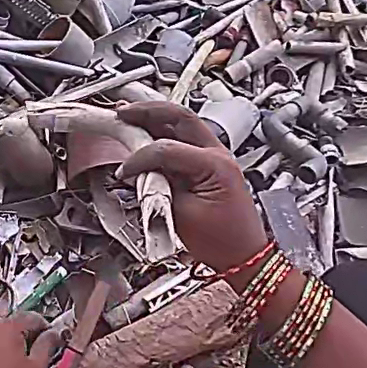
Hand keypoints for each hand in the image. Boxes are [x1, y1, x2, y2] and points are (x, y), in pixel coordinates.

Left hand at [0, 312, 60, 367]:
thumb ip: (48, 345)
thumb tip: (53, 334)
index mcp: (5, 328)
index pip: (33, 316)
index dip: (48, 327)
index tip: (55, 339)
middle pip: (17, 325)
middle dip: (31, 338)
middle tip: (43, 357)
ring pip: (4, 337)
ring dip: (17, 347)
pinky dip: (3, 356)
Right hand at [116, 101, 267, 274]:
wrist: (243, 256)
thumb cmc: (222, 242)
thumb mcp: (182, 215)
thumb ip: (158, 188)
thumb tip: (138, 173)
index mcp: (215, 165)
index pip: (167, 148)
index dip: (139, 157)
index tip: (124, 170)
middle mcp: (219, 154)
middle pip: (180, 117)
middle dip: (148, 111)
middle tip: (123, 112)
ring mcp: (217, 156)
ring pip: (184, 124)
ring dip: (156, 118)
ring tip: (131, 118)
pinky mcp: (210, 164)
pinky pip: (185, 140)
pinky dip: (163, 135)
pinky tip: (146, 137)